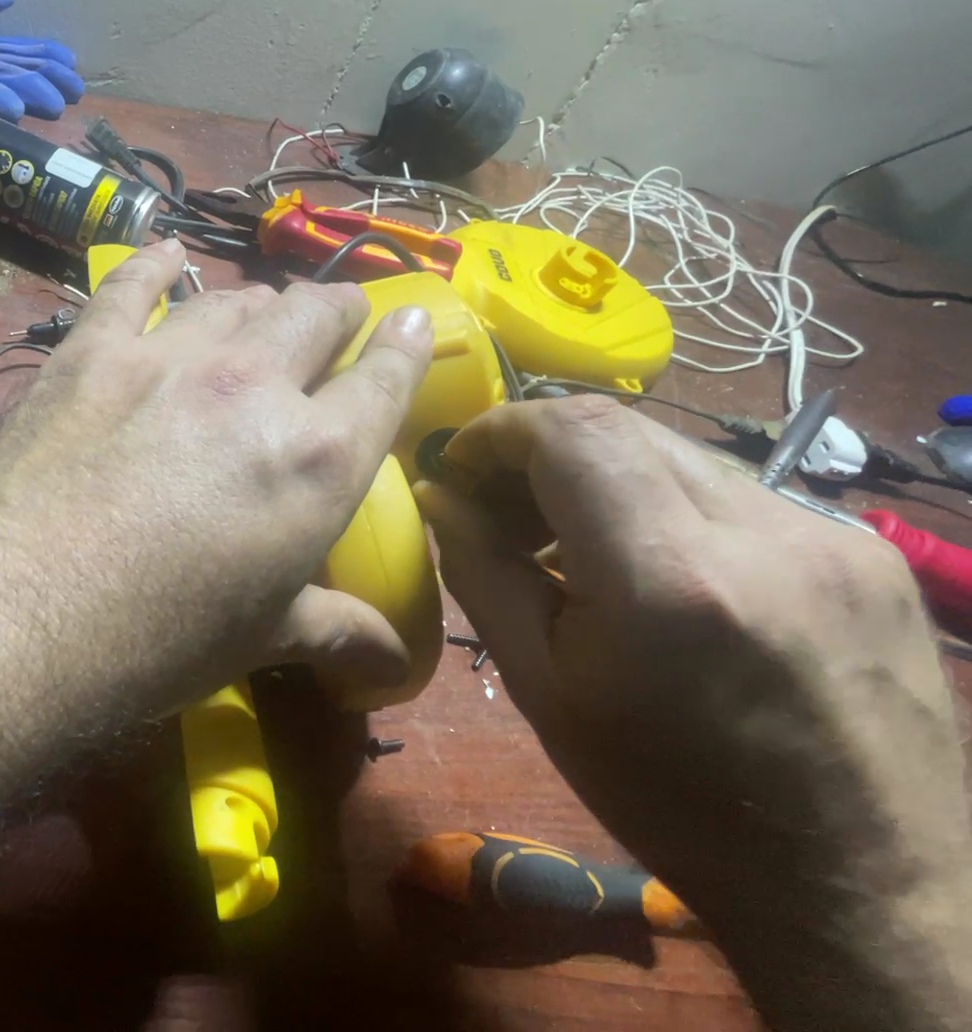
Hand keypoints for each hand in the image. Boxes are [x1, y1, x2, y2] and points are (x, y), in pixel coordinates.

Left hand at [0, 238, 432, 732]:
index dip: (407, 347)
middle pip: (314, 314)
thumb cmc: (148, 644)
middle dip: (334, 315)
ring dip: (255, 304)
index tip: (411, 326)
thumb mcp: (254, 640)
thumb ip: (333, 630)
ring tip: (254, 318)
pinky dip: (154, 263)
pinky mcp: (86, 351)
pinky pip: (131, 282)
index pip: (388, 378)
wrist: (5, 619)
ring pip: (233, 297)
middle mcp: (253, 386)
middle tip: (329, 328)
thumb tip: (398, 664)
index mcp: (318, 458)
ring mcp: (164, 357)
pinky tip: (165, 254)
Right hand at [418, 397, 971, 1028]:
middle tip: (495, 505)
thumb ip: (482, 573)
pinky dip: (662, 502)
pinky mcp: (866, 551)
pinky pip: (733, 491)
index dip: (499, 430)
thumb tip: (440, 496)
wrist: (857, 880)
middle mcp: (762, 534)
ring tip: (564, 538)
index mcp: (667, 580)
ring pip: (678, 452)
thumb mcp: (540, 688)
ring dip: (599, 473)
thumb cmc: (664, 795)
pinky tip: (650, 568)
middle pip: (623, 426)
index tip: (457, 464)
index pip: (573, 433)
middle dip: (539, 449)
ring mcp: (832, 535)